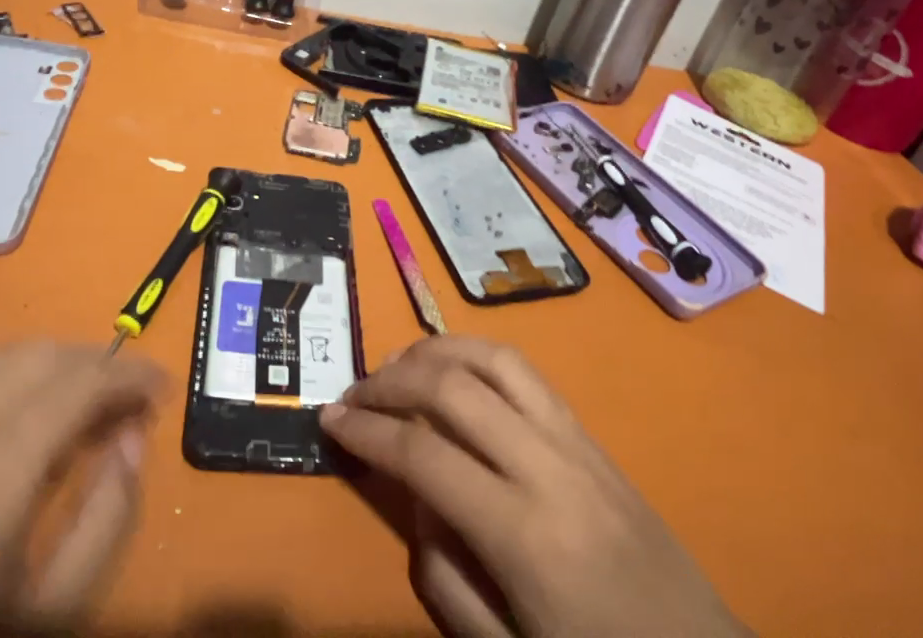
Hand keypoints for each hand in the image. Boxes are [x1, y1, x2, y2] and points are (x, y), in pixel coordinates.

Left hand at [0, 343, 164, 637]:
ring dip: (51, 364)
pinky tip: (21, 415)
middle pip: (34, 357)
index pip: (72, 386)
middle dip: (96, 364)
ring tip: (82, 404)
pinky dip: (5, 376)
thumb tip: (131, 438)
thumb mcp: (53, 614)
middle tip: (130, 404)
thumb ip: (107, 521)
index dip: (128, 374)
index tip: (163, 388)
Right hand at [320, 336, 748, 637]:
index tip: (328, 419)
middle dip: (392, 380)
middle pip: (457, 388)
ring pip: (498, 360)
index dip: (366, 432)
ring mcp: (578, 442)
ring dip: (439, 351)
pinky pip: (530, 375)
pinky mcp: (594, 436)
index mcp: (523, 533)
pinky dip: (479, 357)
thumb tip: (417, 496)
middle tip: (355, 392)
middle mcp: (550, 467)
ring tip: (398, 366)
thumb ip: (443, 572)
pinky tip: (455, 374)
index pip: (424, 455)